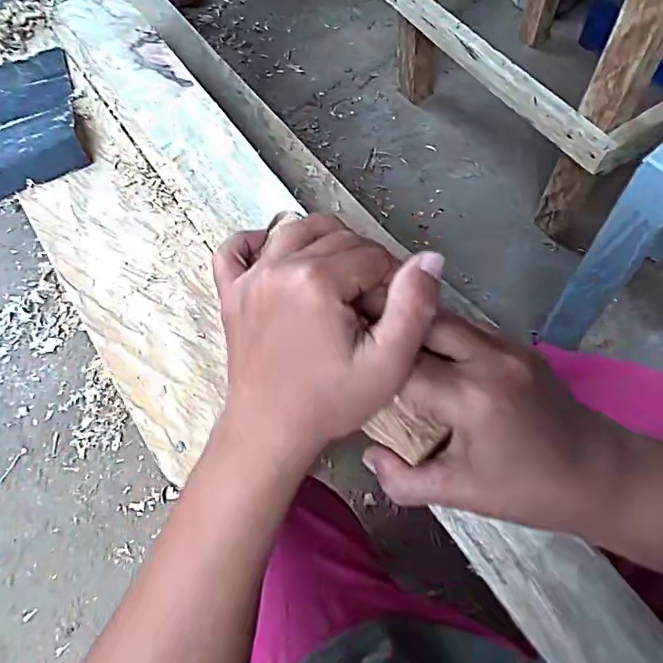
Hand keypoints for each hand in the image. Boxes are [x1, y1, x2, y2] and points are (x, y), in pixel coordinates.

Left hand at [212, 215, 441, 464]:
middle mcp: (278, 268)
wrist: (270, 432)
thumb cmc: (328, 403)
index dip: (394, 282)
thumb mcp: (389, 363)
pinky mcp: (233, 292)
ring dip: (329, 246)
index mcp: (316, 281)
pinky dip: (261, 243)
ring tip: (343, 285)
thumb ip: (414, 306)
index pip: (376, 254)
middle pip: (342, 239)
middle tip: (370, 309)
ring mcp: (250, 277)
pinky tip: (284, 262)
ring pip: (300, 229)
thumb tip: (430, 259)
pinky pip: (238, 247)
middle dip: (366, 266)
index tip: (390, 315)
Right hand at [362, 318, 635, 536]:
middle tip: (356, 333)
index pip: (403, 365)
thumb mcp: (461, 494)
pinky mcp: (521, 348)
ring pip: (449, 320)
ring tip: (385, 340)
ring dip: (416, 326)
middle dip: (389, 323)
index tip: (345, 363)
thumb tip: (370, 454)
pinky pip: (471, 332)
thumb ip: (404, 479)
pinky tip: (427, 354)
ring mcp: (510, 348)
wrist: (596, 471)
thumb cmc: (528, 491)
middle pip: (425, 321)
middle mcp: (490, 360)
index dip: (371, 362)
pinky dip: (443, 337)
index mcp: (472, 398)